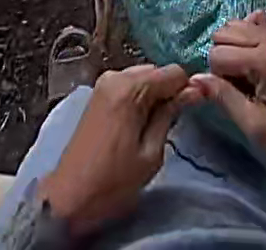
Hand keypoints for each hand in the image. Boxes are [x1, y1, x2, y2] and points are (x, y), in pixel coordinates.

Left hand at [39, 64, 199, 234]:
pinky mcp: (97, 93)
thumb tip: (193, 92)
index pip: (173, 72)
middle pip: (155, 71)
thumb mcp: (151, 152)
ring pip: (141, 76)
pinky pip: (127, 84)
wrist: (71, 194)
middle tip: (171, 123)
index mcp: (129, 88)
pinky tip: (137, 123)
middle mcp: (115, 75)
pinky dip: (138, 97)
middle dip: (168, 91)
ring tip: (153, 127)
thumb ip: (170, 115)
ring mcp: (103, 82)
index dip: (186, 89)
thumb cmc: (114, 181)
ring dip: (153, 95)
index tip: (191, 110)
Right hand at [193, 10, 265, 214]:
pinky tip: (250, 56)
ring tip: (244, 76)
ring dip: (231, 48)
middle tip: (238, 88)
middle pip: (223, 34)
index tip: (234, 99)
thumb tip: (194, 78)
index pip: (218, 55)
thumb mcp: (255, 127)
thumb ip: (223, 97)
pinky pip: (254, 23)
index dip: (218, 79)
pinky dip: (245, 35)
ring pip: (234, 26)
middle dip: (222, 60)